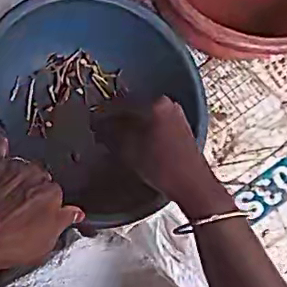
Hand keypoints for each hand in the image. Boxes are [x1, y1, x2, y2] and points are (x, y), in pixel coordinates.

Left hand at [0, 136, 82, 278]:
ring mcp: (10, 168)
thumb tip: (75, 213)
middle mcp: (33, 176)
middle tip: (22, 208)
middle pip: (38, 177)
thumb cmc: (8, 244)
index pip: (55, 194)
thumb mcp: (45, 243)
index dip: (46, 206)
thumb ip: (62, 222)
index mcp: (52, 194)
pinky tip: (1, 148)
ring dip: (17, 174)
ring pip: (20, 164)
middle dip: (33, 189)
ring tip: (8, 193)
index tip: (40, 215)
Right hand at [96, 96, 230, 217]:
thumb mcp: (129, 150)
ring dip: (130, 123)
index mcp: (155, 104)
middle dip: (117, 117)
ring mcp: (176, 115)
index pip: (121, 102)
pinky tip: (134, 141)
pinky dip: (142, 128)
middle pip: (134, 105)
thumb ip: (112, 132)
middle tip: (102, 128)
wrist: (192, 184)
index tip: (94, 119)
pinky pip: (155, 121)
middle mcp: (167, 104)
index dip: (104, 112)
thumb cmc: (163, 167)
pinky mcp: (180, 127)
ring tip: (116, 137)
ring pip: (145, 114)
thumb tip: (102, 124)